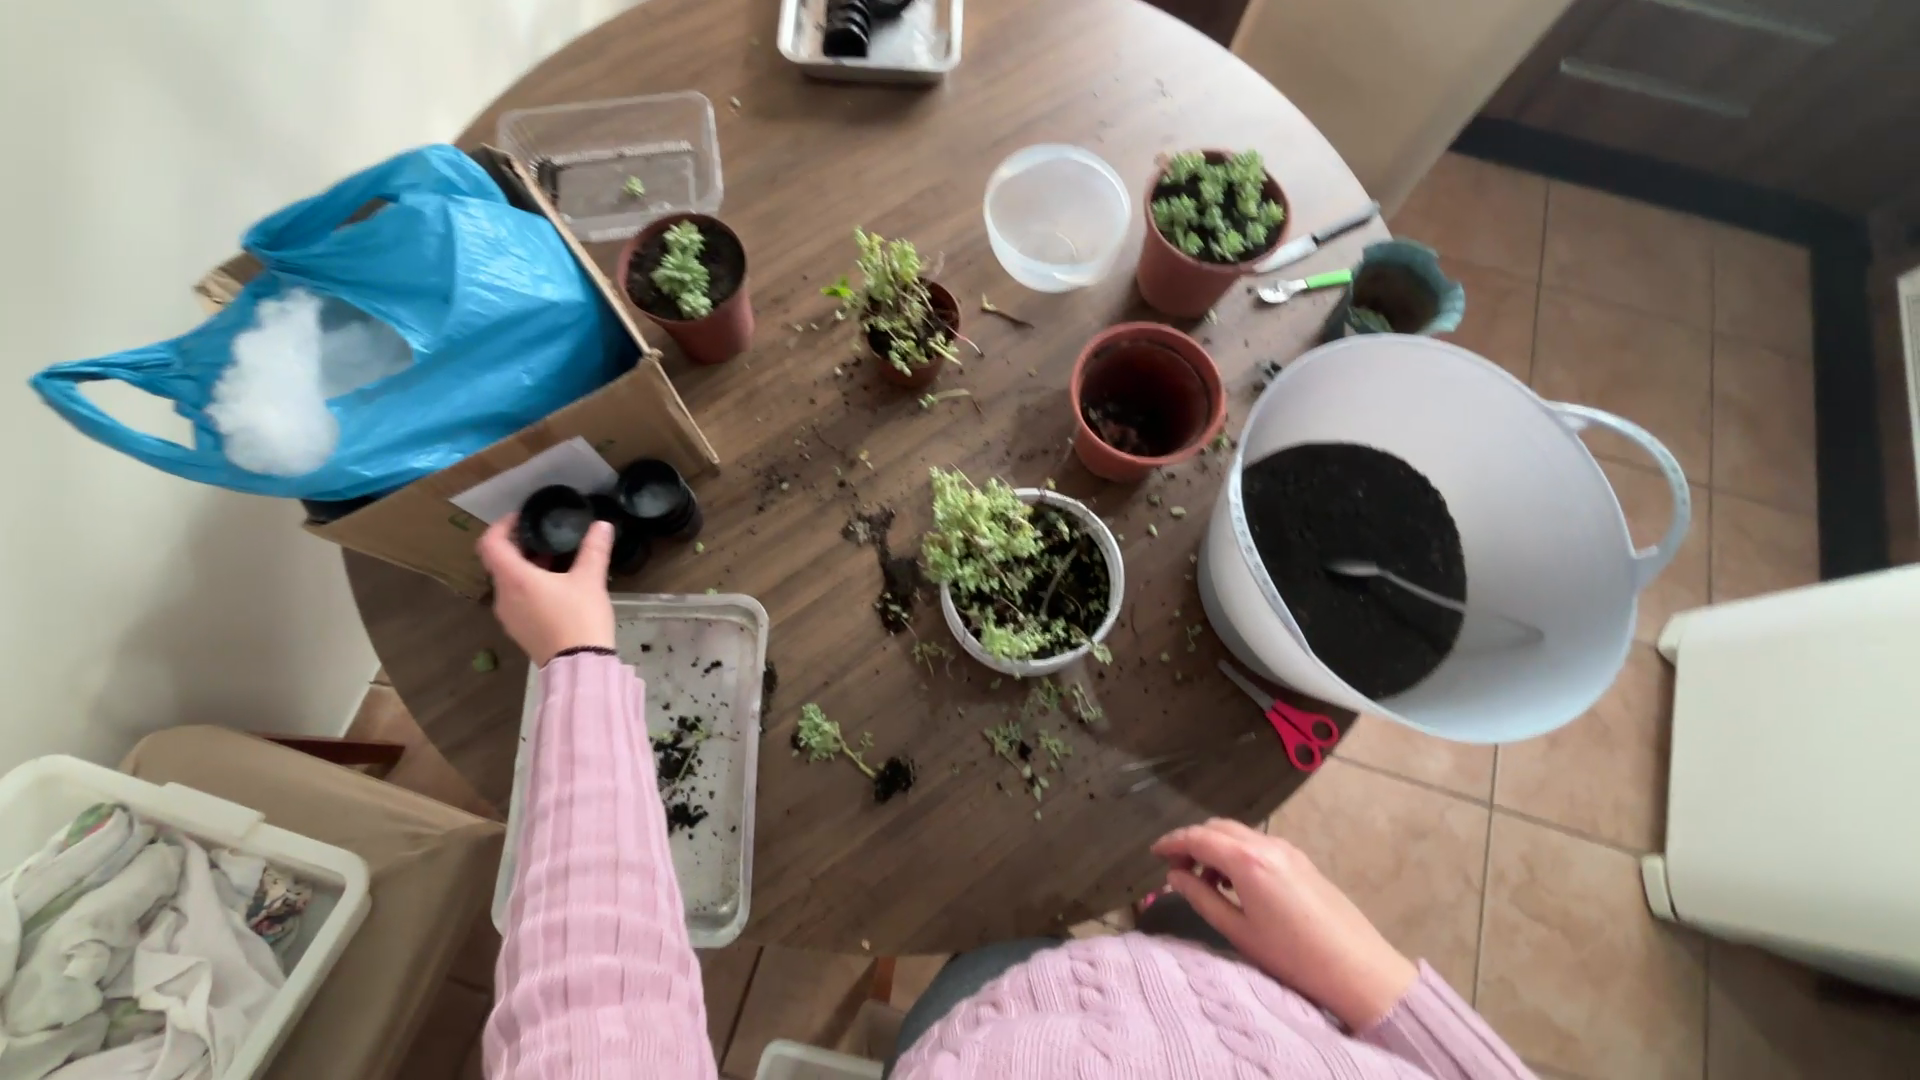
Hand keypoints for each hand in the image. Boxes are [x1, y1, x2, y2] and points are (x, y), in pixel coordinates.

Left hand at [477, 513, 616, 665]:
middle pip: (500, 562)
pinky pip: (516, 599)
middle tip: (546, 539)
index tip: (522, 519)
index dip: (502, 526)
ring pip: (509, 582)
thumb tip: (601, 525)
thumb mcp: (590, 580)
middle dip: (520, 547)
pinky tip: (556, 590)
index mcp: (515, 578)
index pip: (491, 543)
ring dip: (526, 569)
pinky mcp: (517, 630)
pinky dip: (529, 587)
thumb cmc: (580, 617)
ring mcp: (508, 615)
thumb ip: (594, 549)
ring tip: (555, 563)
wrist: (579, 664)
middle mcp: (503, 595)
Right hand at [1150, 818, 1416, 1029]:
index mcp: (1247, 860)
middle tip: (1177, 869)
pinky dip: (1236, 852)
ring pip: (1237, 833)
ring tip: (1206, 882)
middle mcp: (1265, 844)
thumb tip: (1174, 875)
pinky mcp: (1300, 859)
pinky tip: (1235, 882)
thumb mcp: (1239, 931)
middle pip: (1216, 827)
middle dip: (1192, 842)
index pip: (1198, 837)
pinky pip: (1256, 842)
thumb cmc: (1292, 956)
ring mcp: (1286, 849)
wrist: (1359, 970)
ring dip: (1215, 846)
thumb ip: (1201, 898)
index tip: (1154, 854)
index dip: (1172, 842)